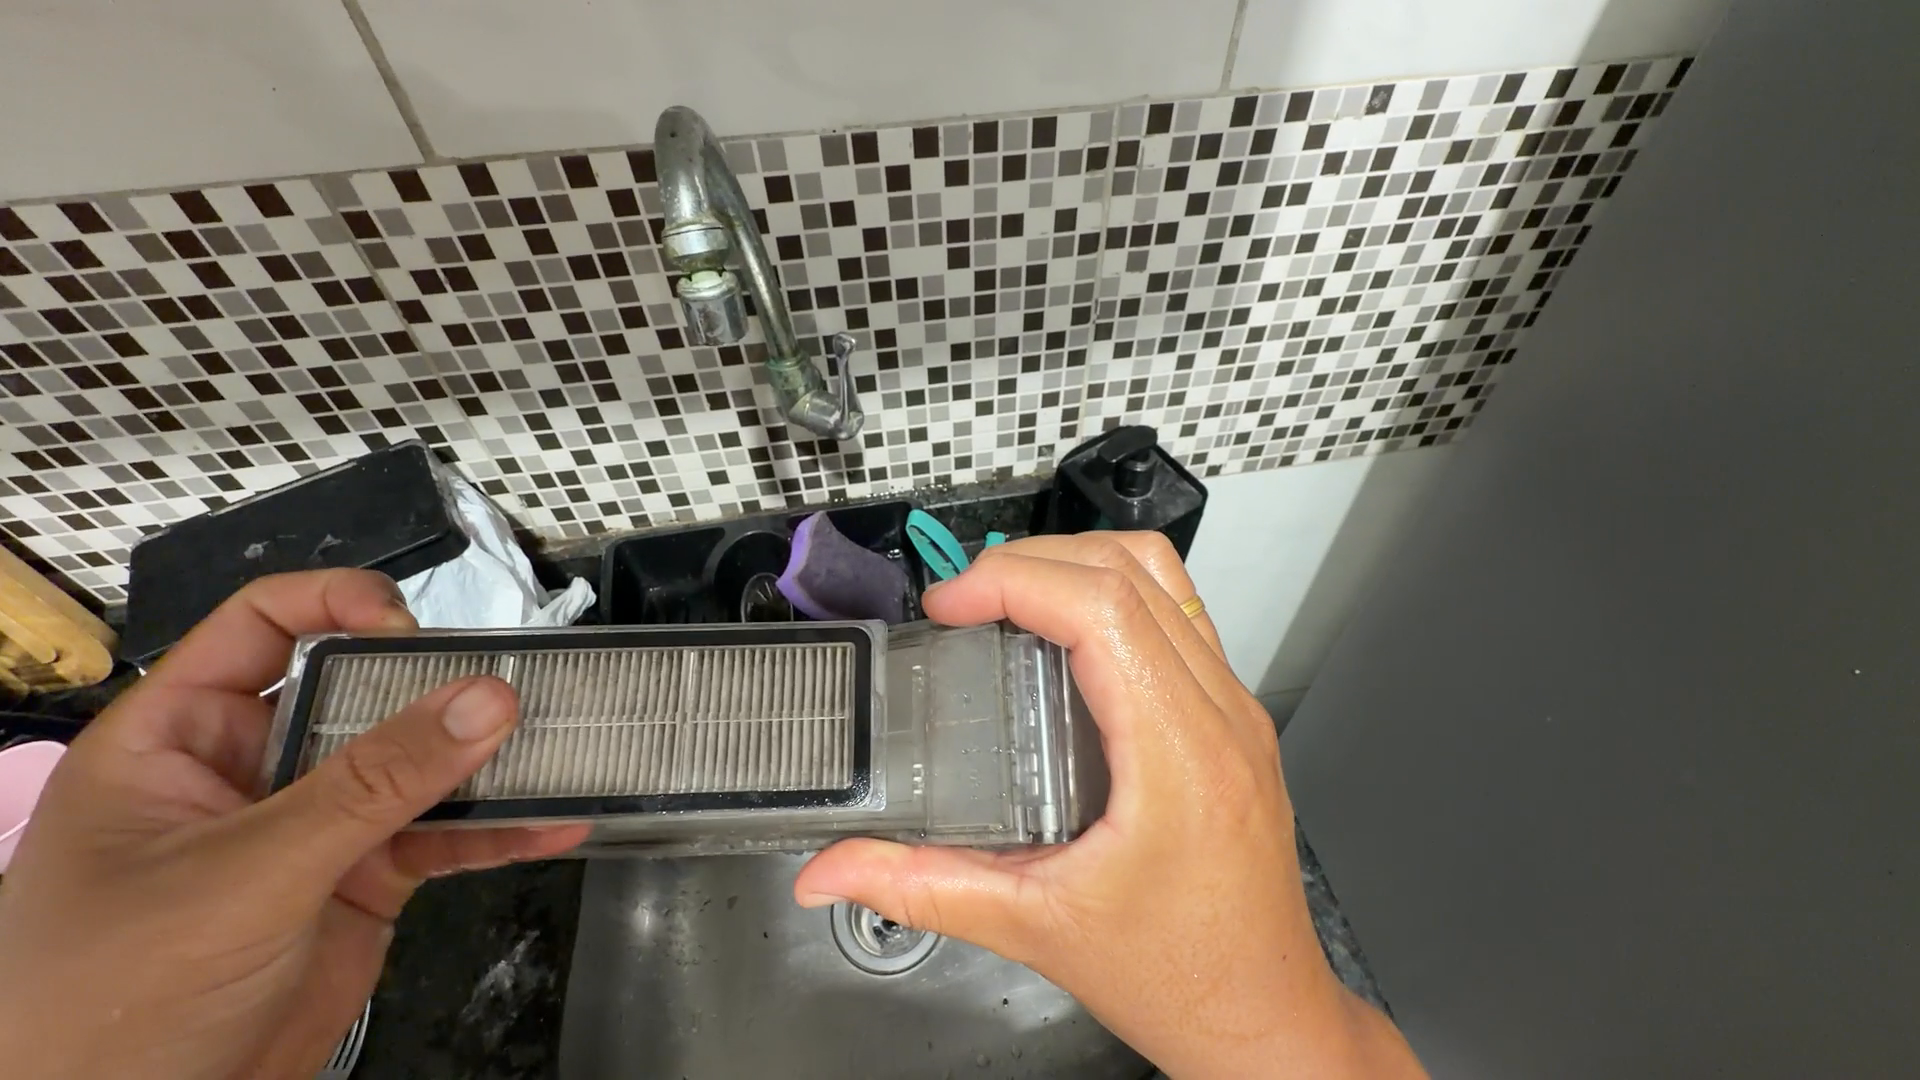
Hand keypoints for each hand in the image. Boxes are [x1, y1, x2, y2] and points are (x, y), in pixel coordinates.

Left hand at [0, 570, 587, 1079]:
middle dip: (446, 690)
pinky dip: (502, 832)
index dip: (342, 606)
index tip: (419, 634)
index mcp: (188, 737)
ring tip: (563, 751)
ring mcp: (322, 824)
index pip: (264, 626)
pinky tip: (557, 825)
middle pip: (369, 691)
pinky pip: (447, 836)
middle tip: (521, 694)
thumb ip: (376, 783)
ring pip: (421, 764)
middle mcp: (263, 766)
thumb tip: (491, 696)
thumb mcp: (249, 875)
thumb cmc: (116, 1001)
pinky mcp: (369, 878)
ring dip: (492, 761)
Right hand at [795, 533, 1424, 1078]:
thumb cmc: (1177, 978)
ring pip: (1161, 574)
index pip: (1101, 608)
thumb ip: (923, 887)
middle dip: (1031, 560)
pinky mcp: (1231, 713)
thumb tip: (834, 870)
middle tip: (965, 597)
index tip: (951, 603)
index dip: (1012, 580)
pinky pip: (1176, 608)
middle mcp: (1220, 712)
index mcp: (1178, 754)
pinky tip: (1064, 628)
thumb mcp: (1034, 928)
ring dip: (1076, 560)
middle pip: (1129, 569)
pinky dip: (1111, 590)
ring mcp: (1234, 706)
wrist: (1264, 1015)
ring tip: (1008, 592)